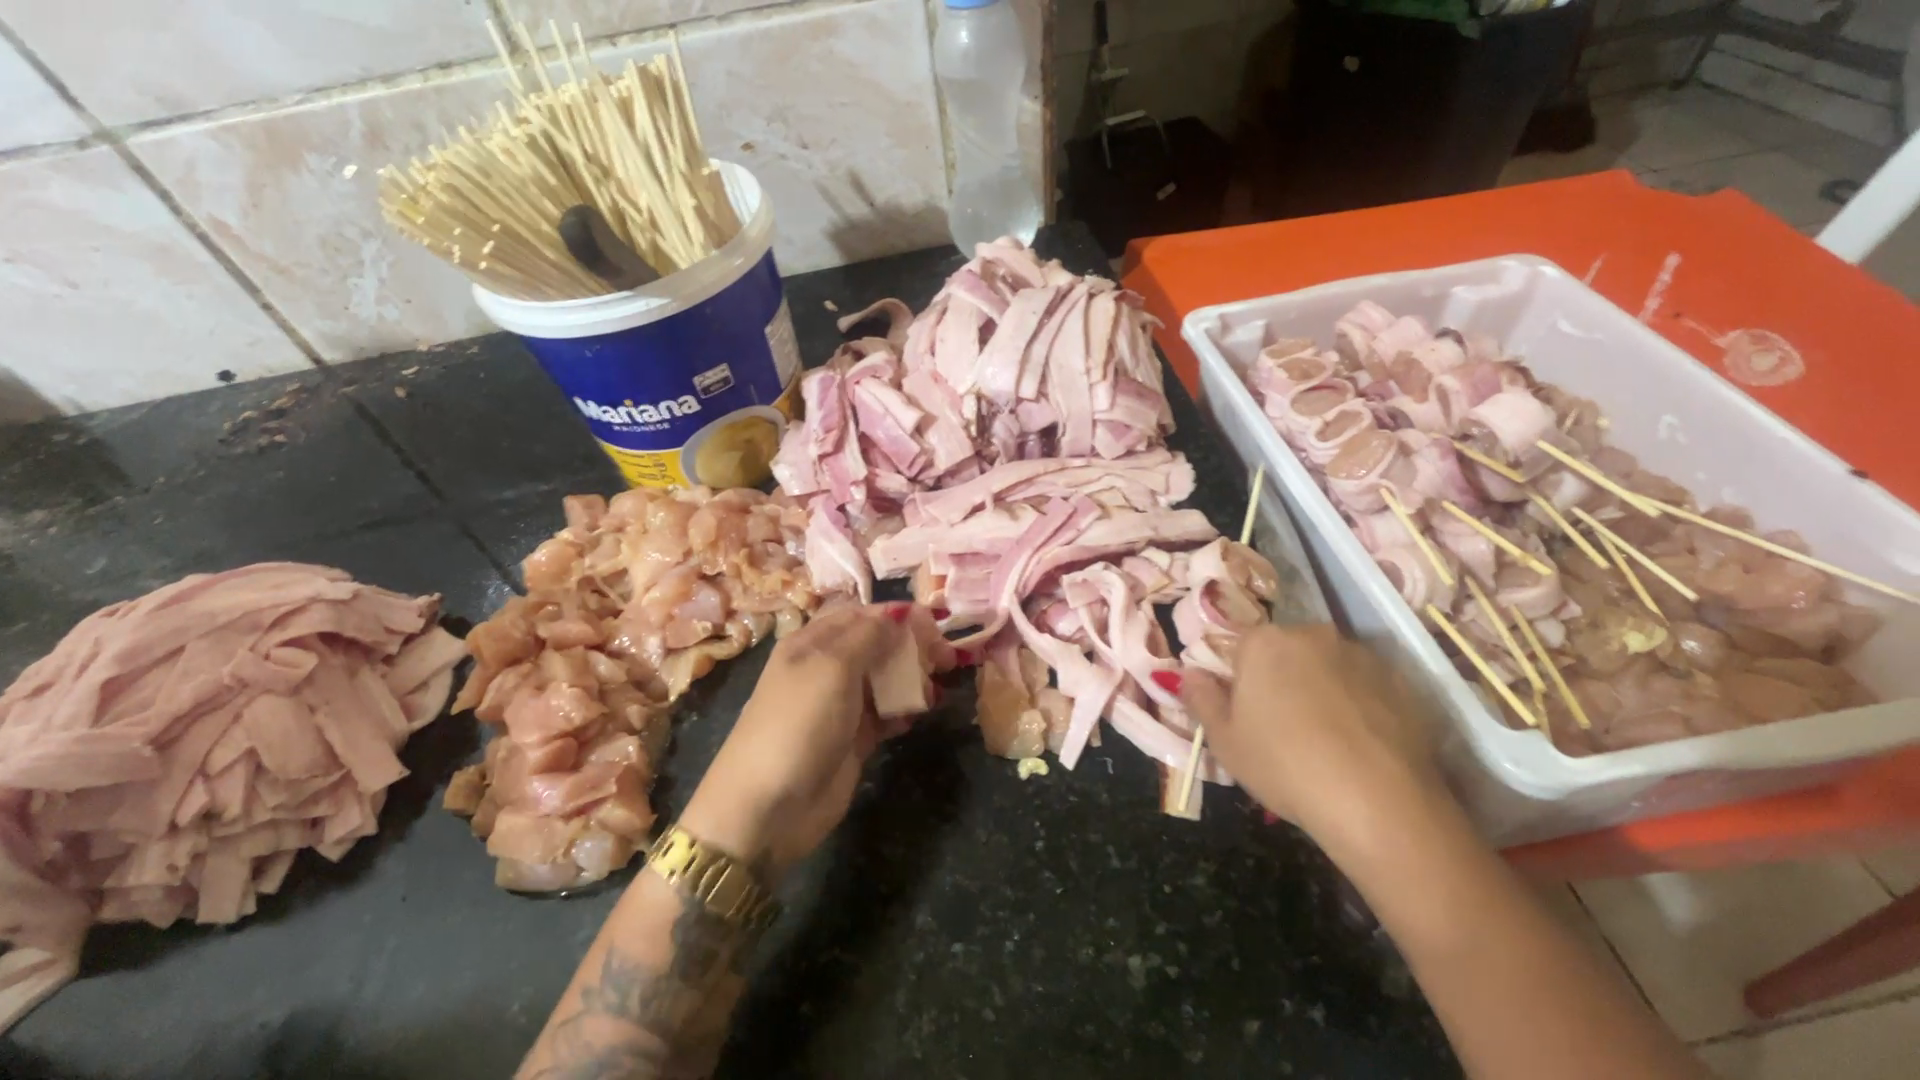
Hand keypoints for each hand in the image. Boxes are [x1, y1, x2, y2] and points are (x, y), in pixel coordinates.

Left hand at [678, 603, 933, 880]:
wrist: (767, 807)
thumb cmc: (798, 724)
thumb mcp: (832, 667)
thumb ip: (868, 635)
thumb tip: (897, 612)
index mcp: (812, 642)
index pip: (862, 614)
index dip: (899, 616)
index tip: (937, 626)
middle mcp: (826, 668)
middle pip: (877, 645)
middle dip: (912, 647)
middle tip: (945, 661)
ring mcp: (839, 705)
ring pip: (885, 680)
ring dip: (912, 680)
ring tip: (934, 691)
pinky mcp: (852, 739)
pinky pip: (885, 715)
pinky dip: (904, 712)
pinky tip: (917, 717)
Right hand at [1180, 623, 1448, 851]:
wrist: (1378, 801)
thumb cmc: (1284, 766)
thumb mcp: (1225, 742)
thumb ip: (1202, 699)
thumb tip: (1189, 673)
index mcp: (1263, 642)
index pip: (1238, 647)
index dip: (1238, 681)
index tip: (1244, 715)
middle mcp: (1312, 634)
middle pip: (1286, 651)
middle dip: (1281, 679)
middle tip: (1281, 729)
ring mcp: (1360, 654)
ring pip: (1327, 666)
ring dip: (1320, 690)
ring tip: (1325, 741)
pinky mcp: (1400, 680)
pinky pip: (1365, 685)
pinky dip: (1358, 704)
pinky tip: (1358, 745)